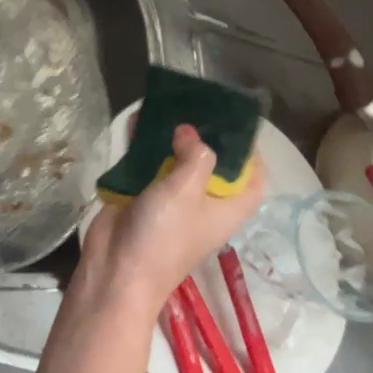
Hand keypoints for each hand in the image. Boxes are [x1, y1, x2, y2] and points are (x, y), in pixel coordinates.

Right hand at [83, 125, 266, 314]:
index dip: (250, 153)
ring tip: (161, 106)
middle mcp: (203, 203)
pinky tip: (134, 123)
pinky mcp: (143, 197)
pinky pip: (148, 165)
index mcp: (227, 208)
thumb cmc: (163, 234)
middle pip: (212, 165)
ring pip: (177, 162)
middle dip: (203, 136)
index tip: (232, 124)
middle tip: (191, 105)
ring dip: (169, 137)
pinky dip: (143, 146)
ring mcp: (172, 201)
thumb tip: (190, 131)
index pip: (253, 180)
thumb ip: (196, 156)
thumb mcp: (186, 191)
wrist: (118, 268)